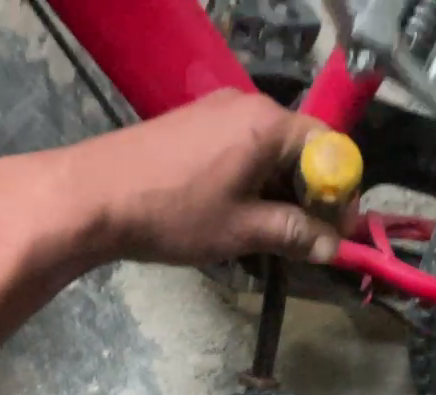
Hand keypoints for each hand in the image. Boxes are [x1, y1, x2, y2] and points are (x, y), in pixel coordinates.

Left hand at [44, 90, 339, 266]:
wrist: (93, 196)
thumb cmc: (174, 213)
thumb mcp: (242, 230)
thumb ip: (293, 234)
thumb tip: (331, 247)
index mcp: (269, 124)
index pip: (330, 150)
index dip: (342, 194)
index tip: (338, 233)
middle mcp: (249, 106)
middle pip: (302, 151)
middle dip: (312, 198)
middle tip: (309, 242)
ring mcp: (218, 113)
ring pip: (271, 155)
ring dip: (282, 196)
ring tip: (274, 239)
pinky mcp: (196, 127)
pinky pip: (243, 153)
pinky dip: (254, 185)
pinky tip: (242, 218)